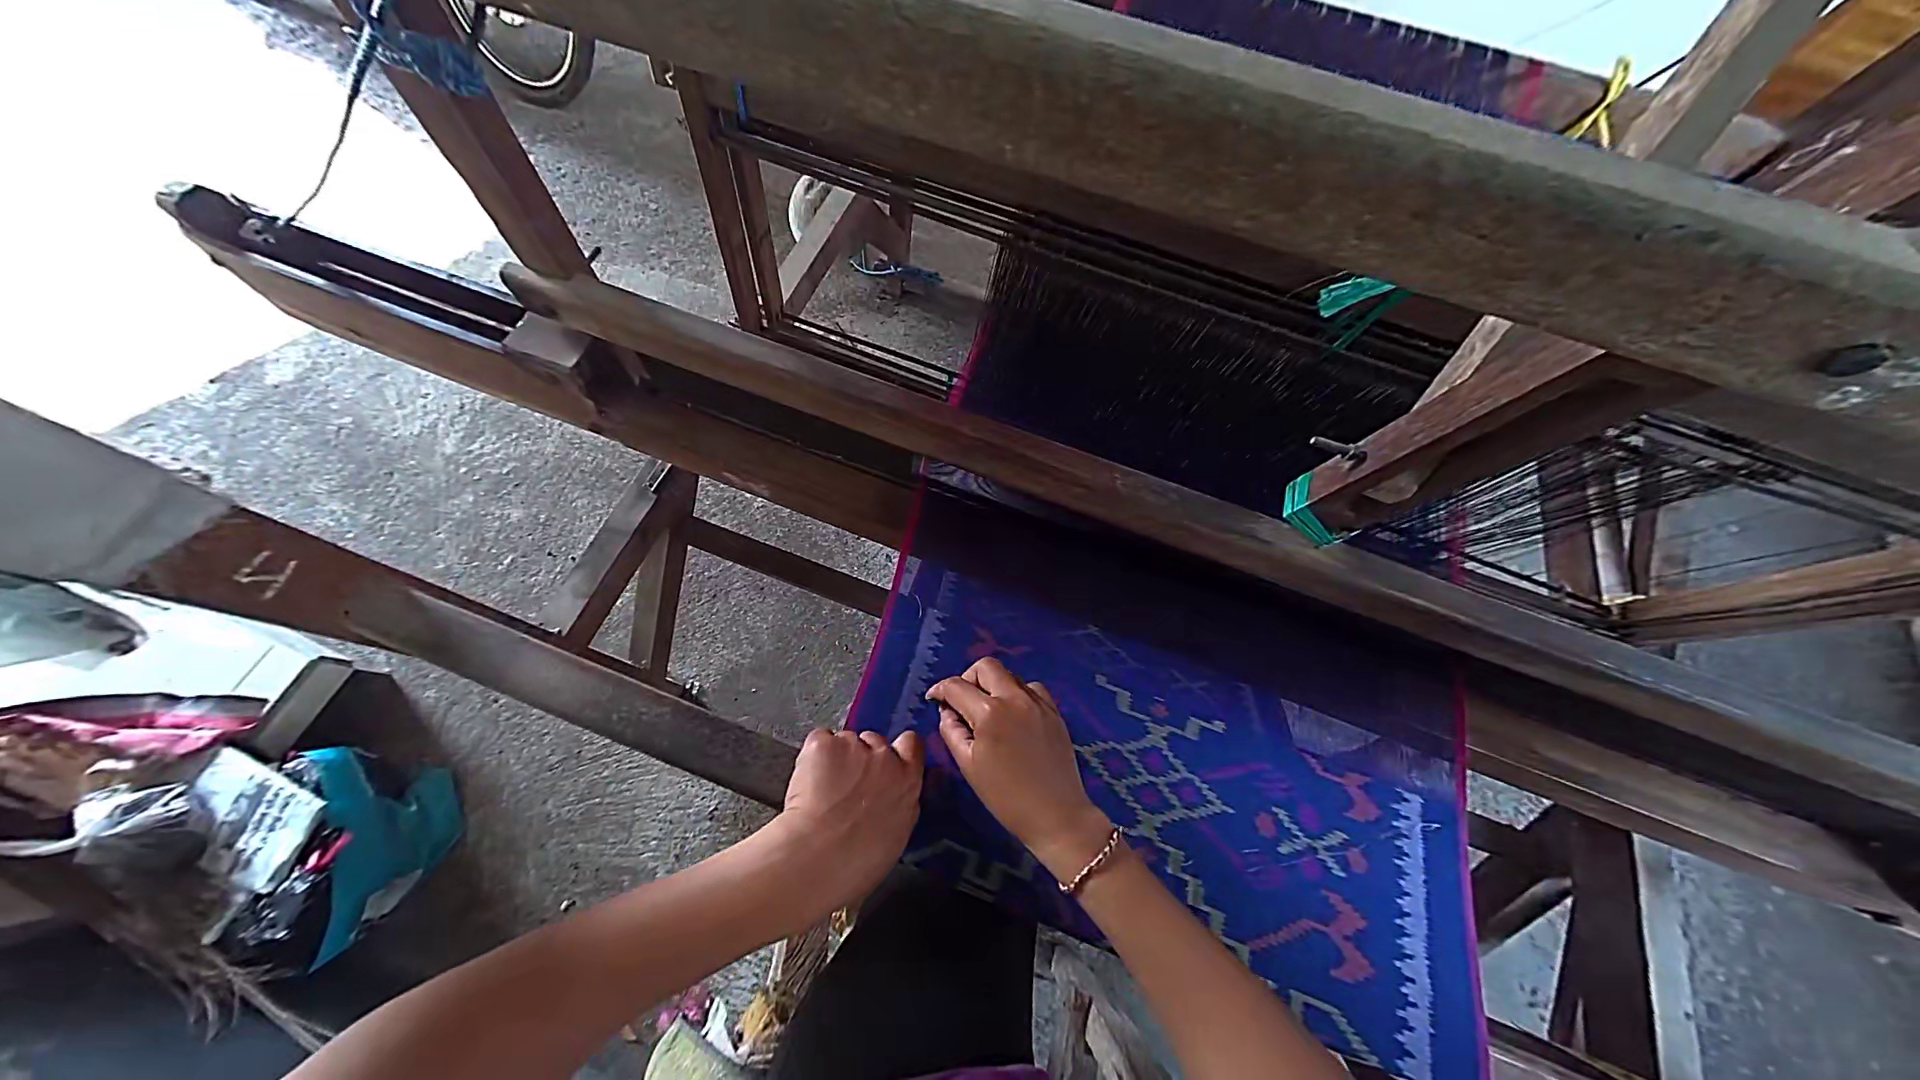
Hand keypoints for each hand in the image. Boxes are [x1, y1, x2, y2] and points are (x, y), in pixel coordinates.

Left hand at [768, 728, 922, 912]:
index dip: (898, 749)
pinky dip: (811, 756)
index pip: (912, 745)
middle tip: (846, 784)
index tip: (889, 760)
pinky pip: (819, 740)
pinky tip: (807, 780)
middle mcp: (884, 759)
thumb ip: (899, 806)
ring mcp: (854, 747)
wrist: (816, 859)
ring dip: (835, 757)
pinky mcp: (824, 745)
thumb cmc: (854, 864)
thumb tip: (891, 802)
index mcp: (907, 782)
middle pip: (875, 741)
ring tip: (821, 789)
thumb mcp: (896, 838)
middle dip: (862, 757)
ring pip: (845, 740)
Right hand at [927, 658, 1113, 879]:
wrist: (1055, 814)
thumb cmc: (1005, 796)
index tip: (934, 699)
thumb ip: (951, 731)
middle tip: (961, 701)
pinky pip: (1031, 688)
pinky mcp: (1054, 711)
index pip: (956, 686)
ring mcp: (1038, 702)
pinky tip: (1014, 715)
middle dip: (967, 678)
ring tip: (989, 711)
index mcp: (990, 712)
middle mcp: (1015, 698)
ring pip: (1010, 675)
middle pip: (985, 667)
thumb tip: (948, 711)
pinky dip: (1018, 693)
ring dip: (994, 685)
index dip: (940, 690)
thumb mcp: (968, 765)